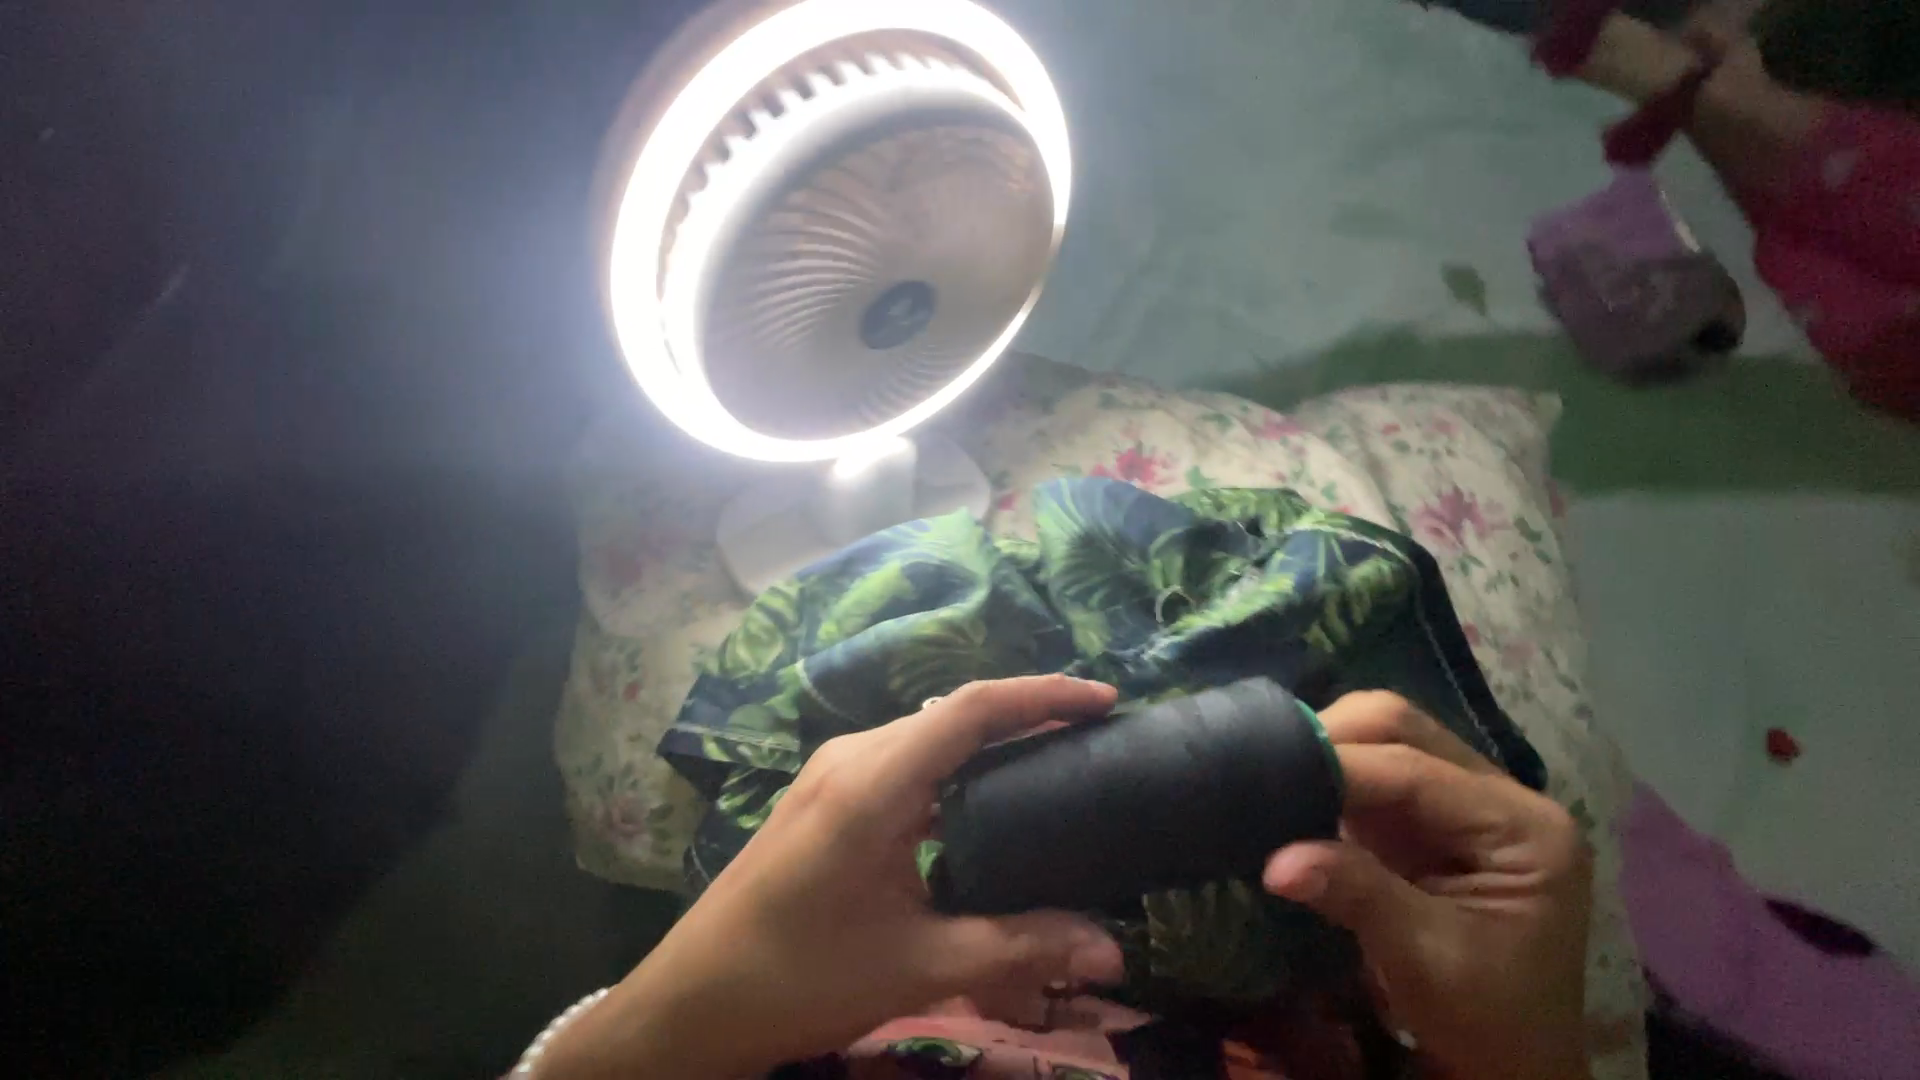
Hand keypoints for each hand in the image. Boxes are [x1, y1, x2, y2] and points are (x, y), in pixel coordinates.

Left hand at [541, 676, 1125, 1079]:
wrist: (691, 1001)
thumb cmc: (801, 977)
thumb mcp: (916, 964)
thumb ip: (1017, 947)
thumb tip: (1112, 952)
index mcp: (873, 782)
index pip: (971, 709)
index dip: (1041, 695)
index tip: (1101, 700)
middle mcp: (853, 755)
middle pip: (952, 713)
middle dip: (1024, 712)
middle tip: (1090, 734)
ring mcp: (833, 769)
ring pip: (927, 732)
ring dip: (988, 736)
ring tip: (1050, 756)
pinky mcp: (827, 792)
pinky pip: (904, 757)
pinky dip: (954, 762)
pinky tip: (981, 794)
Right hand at [1262, 692, 1592, 1079]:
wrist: (1509, 1061)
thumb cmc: (1485, 1018)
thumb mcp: (1425, 961)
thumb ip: (1357, 895)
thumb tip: (1276, 861)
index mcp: (1523, 828)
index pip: (1415, 771)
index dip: (1338, 767)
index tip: (1267, 776)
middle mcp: (1498, 796)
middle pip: (1401, 727)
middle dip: (1330, 738)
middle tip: (1270, 770)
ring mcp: (1460, 799)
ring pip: (1381, 735)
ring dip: (1325, 750)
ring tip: (1275, 778)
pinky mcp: (1425, 813)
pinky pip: (1369, 767)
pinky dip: (1327, 774)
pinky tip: (1293, 791)